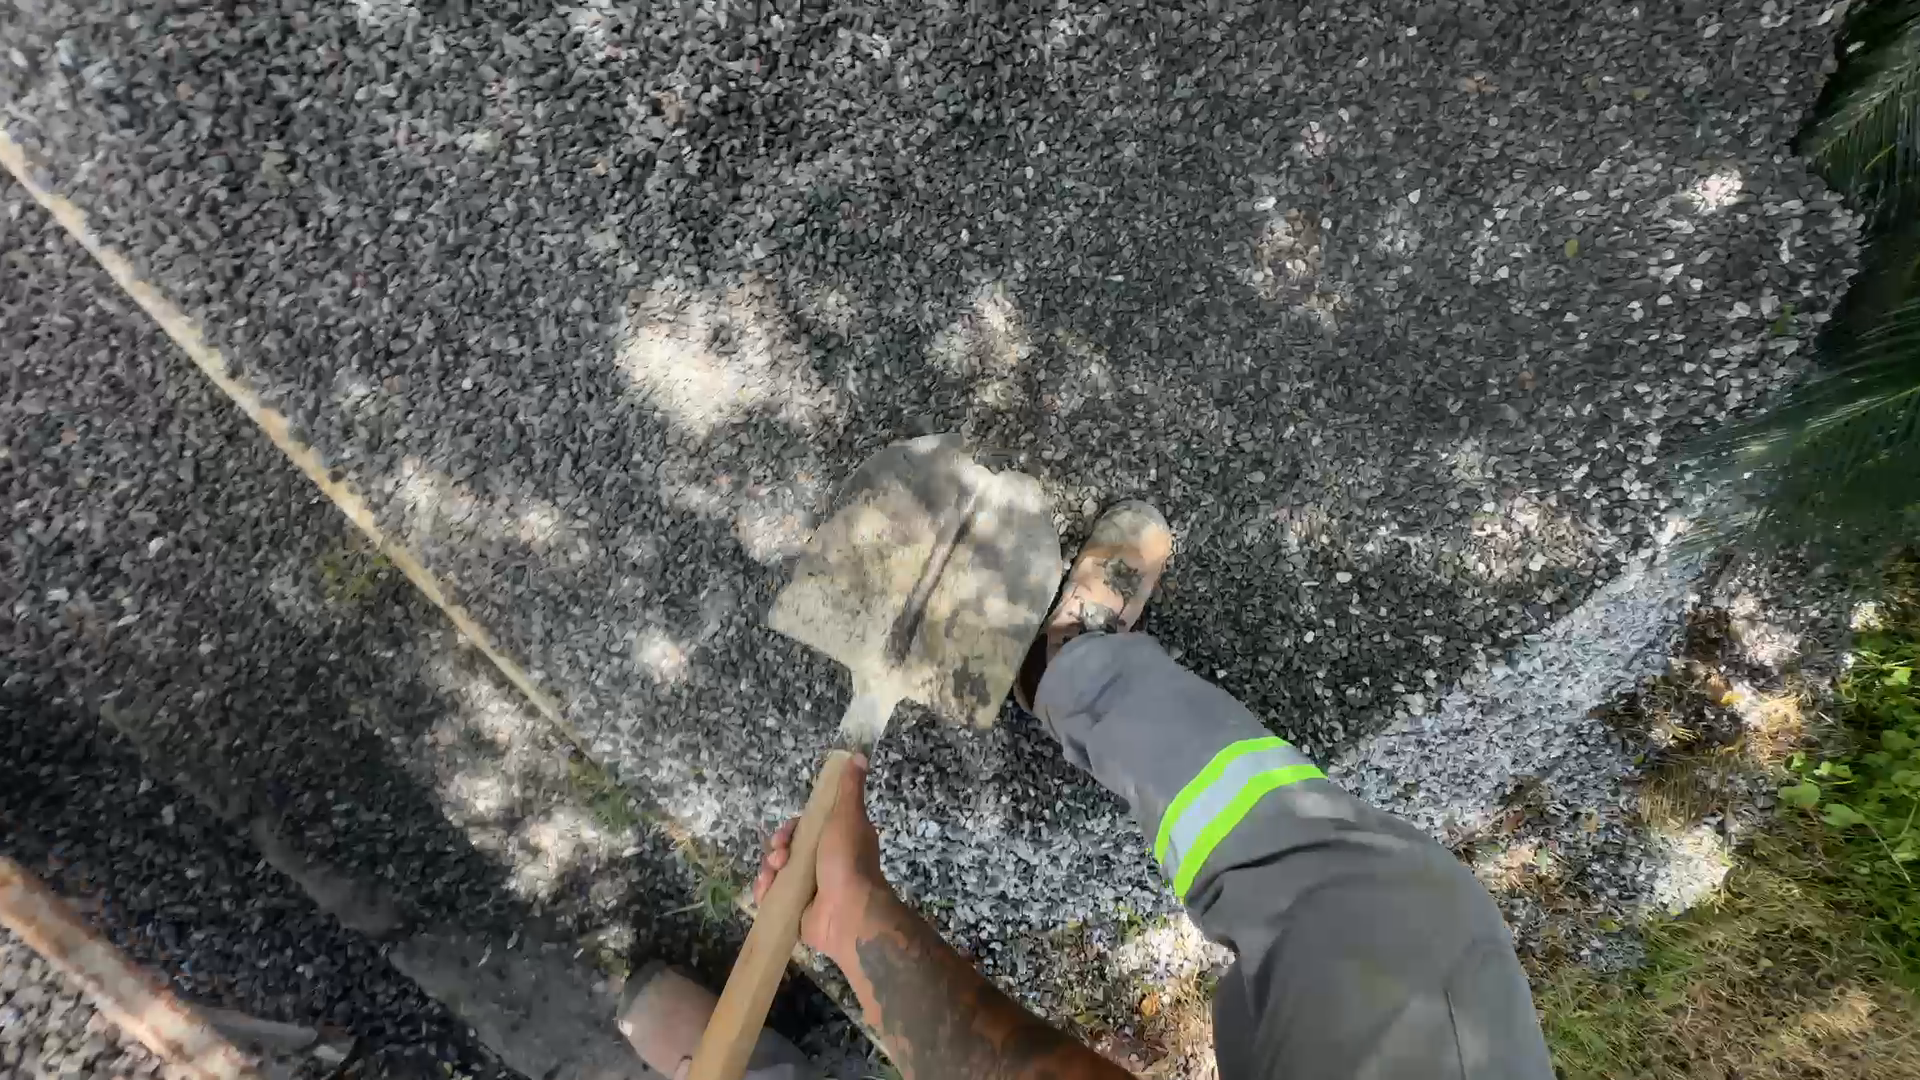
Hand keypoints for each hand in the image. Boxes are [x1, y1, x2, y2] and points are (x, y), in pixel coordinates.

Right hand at [753, 753, 889, 962]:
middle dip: (778, 848)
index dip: (792, 827)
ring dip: (769, 869)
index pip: (807, 827)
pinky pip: (774, 895)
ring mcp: (810, 887)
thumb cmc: (847, 859)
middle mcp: (824, 861)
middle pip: (789, 848)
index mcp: (837, 838)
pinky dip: (766, 891)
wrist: (847, 912)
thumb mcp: (849, 815)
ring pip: (778, 871)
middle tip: (779, 855)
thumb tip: (859, 756)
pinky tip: (765, 890)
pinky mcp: (797, 909)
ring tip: (773, 874)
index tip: (787, 832)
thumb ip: (849, 788)